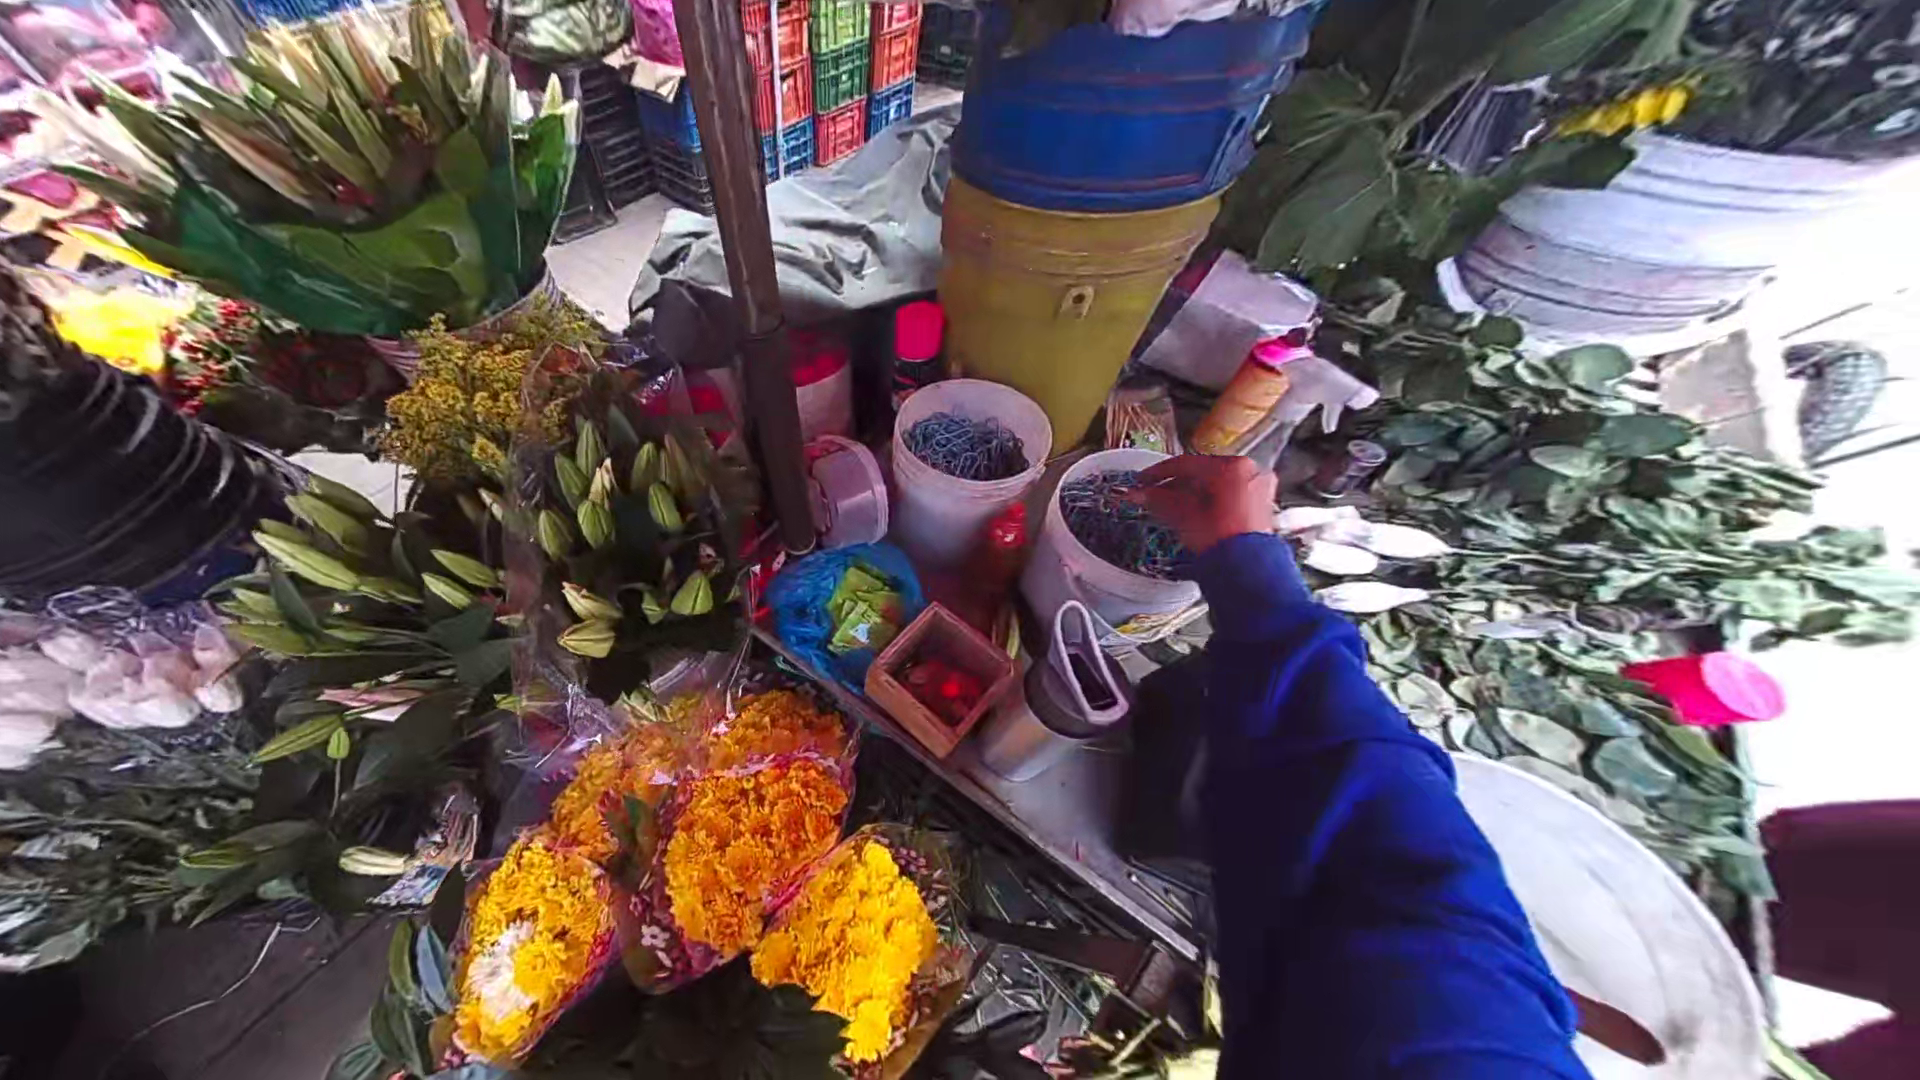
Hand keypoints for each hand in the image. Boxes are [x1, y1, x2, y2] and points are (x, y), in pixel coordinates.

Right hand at [1127, 454, 1275, 554]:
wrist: (1247, 569)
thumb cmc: (1219, 540)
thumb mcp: (1182, 515)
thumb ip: (1157, 499)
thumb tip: (1139, 493)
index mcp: (1232, 467)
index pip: (1187, 463)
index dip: (1159, 472)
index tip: (1144, 479)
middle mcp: (1249, 471)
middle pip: (1203, 472)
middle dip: (1175, 483)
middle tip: (1154, 492)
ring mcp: (1258, 488)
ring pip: (1216, 483)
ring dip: (1191, 492)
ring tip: (1170, 504)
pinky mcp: (1260, 505)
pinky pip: (1229, 494)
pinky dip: (1209, 499)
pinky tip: (1193, 511)